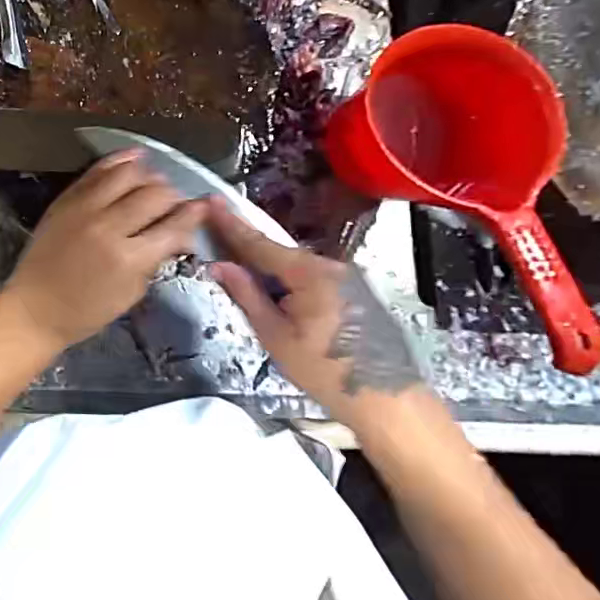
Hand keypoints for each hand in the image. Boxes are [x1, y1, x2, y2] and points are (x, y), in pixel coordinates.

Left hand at [0, 150, 205, 351]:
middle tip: (176, 201)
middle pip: (156, 194)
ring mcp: (85, 209)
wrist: (33, 310)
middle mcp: (109, 226)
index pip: (174, 226)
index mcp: (130, 258)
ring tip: (156, 181)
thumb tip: (177, 235)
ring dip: (150, 175)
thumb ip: (156, 260)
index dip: (195, 214)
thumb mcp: (131, 293)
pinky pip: (98, 170)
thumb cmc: (86, 311)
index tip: (204, 207)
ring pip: (129, 173)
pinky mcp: (67, 200)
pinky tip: (135, 159)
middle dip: (174, 195)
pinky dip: (120, 161)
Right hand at [204, 198, 428, 426]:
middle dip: (250, 249)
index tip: (212, 201)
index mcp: (308, 272)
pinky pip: (313, 275)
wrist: (386, 399)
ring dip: (272, 269)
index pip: (260, 243)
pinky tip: (281, 296)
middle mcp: (330, 264)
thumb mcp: (276, 336)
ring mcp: (346, 275)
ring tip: (249, 282)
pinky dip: (292, 280)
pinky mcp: (355, 288)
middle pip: (279, 251)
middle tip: (221, 244)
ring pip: (297, 265)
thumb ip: (247, 295)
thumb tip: (221, 266)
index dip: (232, 223)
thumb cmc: (325, 372)